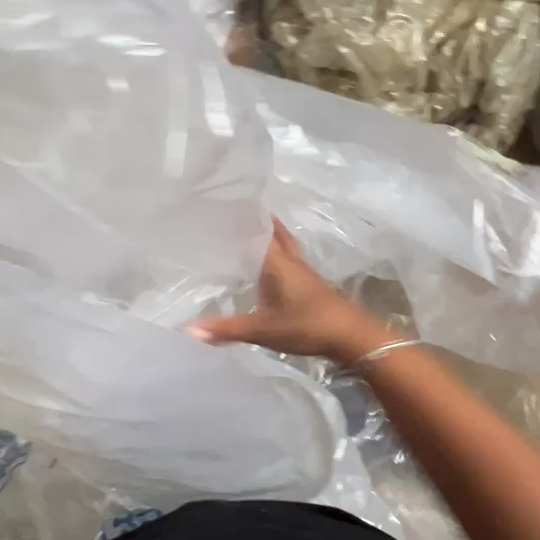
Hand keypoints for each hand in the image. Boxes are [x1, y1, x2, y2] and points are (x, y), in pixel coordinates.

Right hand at [188, 219, 401, 363]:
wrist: (352, 337)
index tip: (219, 202)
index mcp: (277, 262)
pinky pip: (288, 256)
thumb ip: (225, 328)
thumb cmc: (307, 326)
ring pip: (283, 241)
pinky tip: (265, 260)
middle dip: (254, 218)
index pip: (257, 228)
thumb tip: (187, 329)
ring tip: (245, 228)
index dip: (239, 214)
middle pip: (273, 229)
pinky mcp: (310, 282)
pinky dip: (274, 250)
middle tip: (230, 209)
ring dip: (266, 231)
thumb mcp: (262, 330)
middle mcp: (290, 259)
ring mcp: (303, 269)